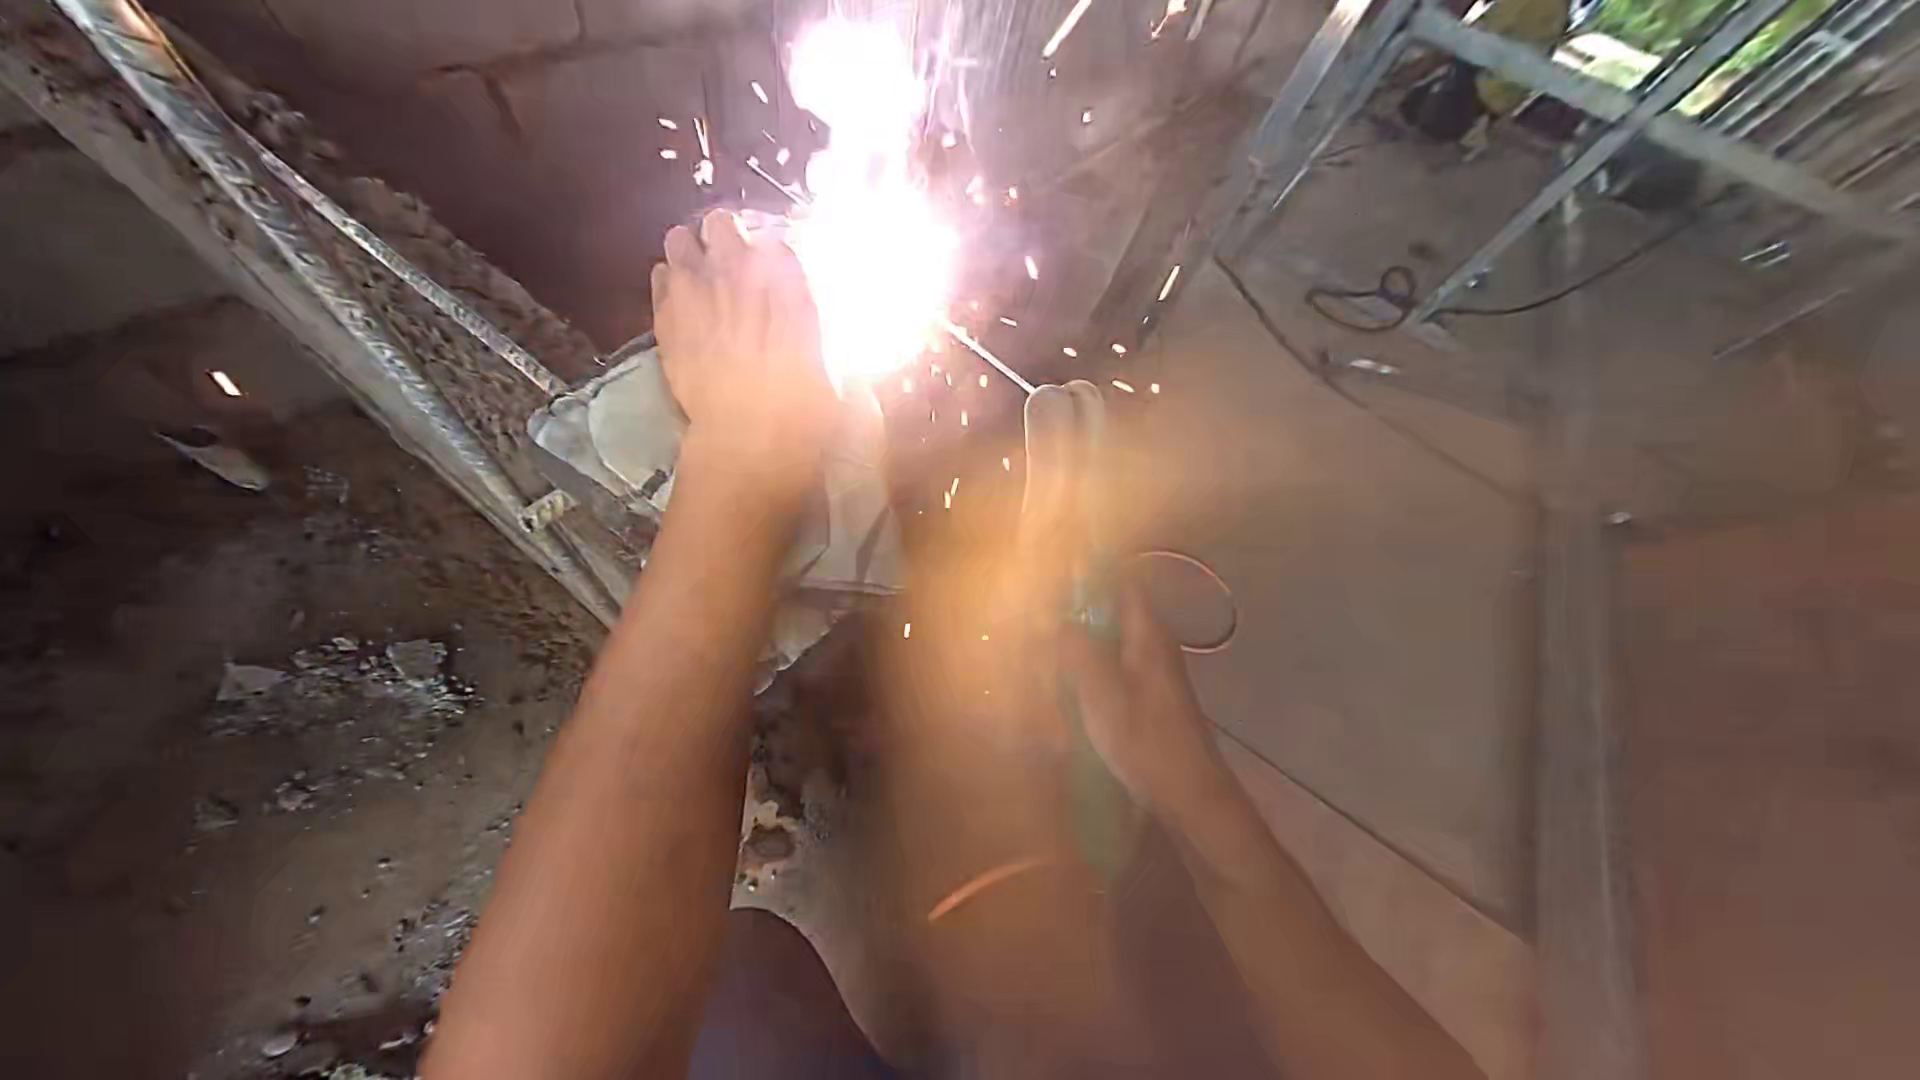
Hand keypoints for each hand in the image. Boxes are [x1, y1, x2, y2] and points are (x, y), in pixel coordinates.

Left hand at [652, 209, 836, 501]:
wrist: (748, 440)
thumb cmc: (804, 409)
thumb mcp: (830, 363)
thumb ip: (813, 320)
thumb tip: (804, 304)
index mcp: (786, 281)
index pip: (775, 237)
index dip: (774, 247)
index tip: (776, 262)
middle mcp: (738, 274)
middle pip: (724, 223)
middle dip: (730, 236)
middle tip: (738, 262)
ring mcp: (695, 293)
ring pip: (680, 239)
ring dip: (693, 251)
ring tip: (704, 275)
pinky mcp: (665, 318)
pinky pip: (660, 276)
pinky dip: (671, 281)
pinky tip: (684, 300)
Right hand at [1062, 585, 1224, 807]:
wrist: (1189, 795)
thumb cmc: (1144, 740)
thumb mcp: (1100, 692)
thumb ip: (1078, 649)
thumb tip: (1060, 618)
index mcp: (1146, 634)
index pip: (1120, 583)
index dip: (1087, 579)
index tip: (1053, 589)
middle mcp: (1152, 644)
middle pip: (1107, 616)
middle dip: (1074, 627)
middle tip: (1044, 645)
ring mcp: (1151, 671)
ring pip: (1106, 647)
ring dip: (1078, 660)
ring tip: (1053, 683)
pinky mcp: (1147, 697)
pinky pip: (1111, 674)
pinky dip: (1089, 683)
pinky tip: (1072, 708)